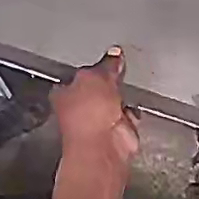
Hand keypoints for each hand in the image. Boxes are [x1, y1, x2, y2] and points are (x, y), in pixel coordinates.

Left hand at [52, 47, 140, 165]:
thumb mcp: (97, 77)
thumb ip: (107, 64)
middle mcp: (80, 106)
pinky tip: (131, 106)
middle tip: (118, 71)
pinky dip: (133, 110)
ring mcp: (100, 118)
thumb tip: (114, 53)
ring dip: (122, 95)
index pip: (78, 74)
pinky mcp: (119, 127)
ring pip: (115, 98)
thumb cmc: (89, 113)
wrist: (104, 145)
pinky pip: (129, 112)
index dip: (93, 65)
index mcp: (64, 92)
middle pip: (98, 86)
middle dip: (110, 80)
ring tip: (124, 90)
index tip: (106, 57)